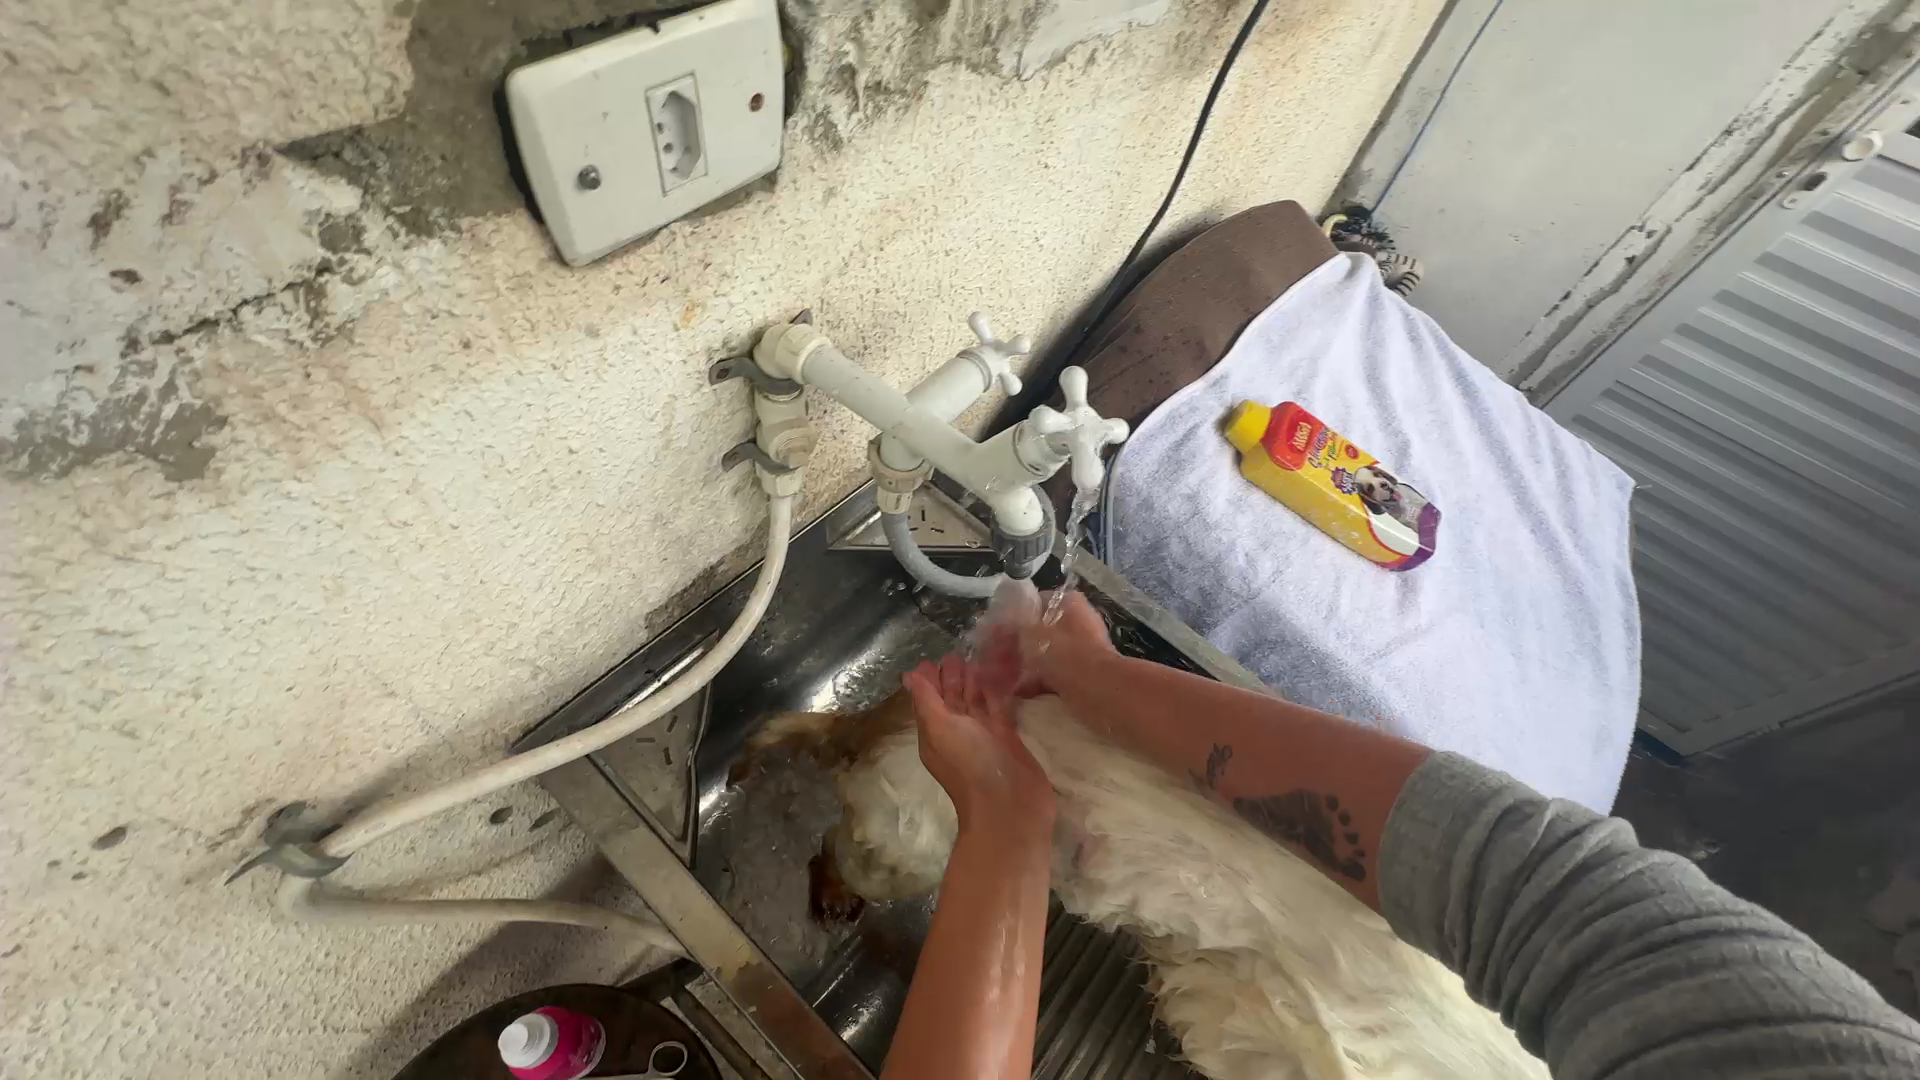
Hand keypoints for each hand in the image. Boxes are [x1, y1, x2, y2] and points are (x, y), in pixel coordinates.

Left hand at [904, 654, 1054, 836]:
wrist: (1010, 806)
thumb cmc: (970, 765)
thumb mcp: (939, 729)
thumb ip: (926, 700)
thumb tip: (910, 675)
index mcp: (936, 732)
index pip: (929, 700)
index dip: (929, 680)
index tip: (932, 659)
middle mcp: (958, 732)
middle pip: (952, 699)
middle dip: (952, 677)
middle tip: (955, 653)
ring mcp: (984, 735)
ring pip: (976, 701)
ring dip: (974, 681)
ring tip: (975, 657)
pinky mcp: (1007, 736)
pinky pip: (998, 707)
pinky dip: (996, 691)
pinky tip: (998, 673)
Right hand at [987, 589, 1113, 696]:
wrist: (1096, 689)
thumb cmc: (1062, 653)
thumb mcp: (1029, 632)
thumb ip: (1012, 624)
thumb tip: (998, 623)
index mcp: (1068, 602)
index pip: (1035, 601)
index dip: (1014, 614)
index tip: (998, 629)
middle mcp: (1078, 620)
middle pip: (1040, 629)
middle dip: (1020, 644)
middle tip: (1000, 655)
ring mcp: (1083, 647)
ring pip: (1046, 653)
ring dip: (1028, 664)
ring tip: (1006, 675)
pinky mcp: (1084, 671)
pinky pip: (1054, 673)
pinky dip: (1038, 681)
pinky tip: (1020, 690)